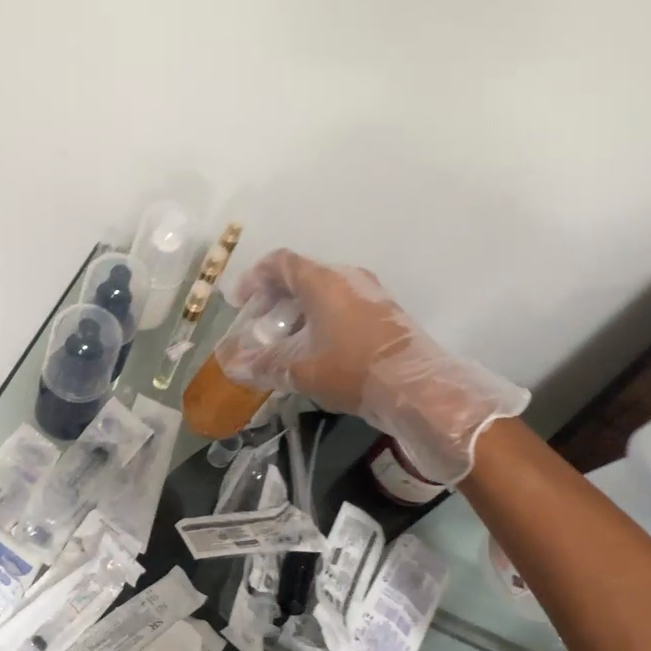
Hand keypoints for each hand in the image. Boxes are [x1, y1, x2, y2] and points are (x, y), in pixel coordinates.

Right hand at [220, 249, 529, 483]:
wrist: (417, 387)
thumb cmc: (351, 369)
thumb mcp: (300, 370)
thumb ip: (263, 365)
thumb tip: (233, 367)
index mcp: (322, 280)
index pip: (281, 262)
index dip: (254, 278)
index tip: (241, 303)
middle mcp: (347, 278)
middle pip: (302, 277)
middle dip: (275, 301)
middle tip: (261, 330)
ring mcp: (371, 294)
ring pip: (324, 293)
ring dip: (300, 314)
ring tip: (285, 345)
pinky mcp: (386, 313)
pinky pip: (343, 306)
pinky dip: (322, 321)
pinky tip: (316, 352)